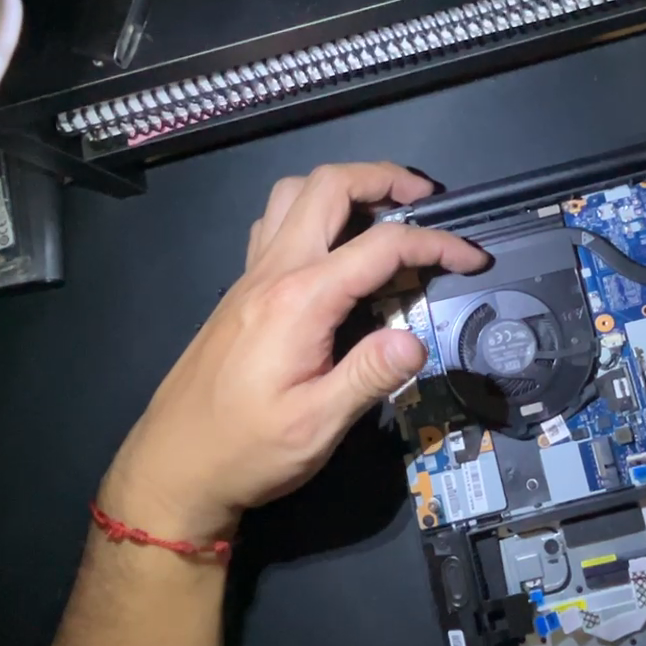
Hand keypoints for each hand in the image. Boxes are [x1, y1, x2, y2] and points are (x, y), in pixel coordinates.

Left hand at [99, 163, 487, 540]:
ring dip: (342, 187)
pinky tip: (330, 243)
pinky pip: (274, 222)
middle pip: (328, 186)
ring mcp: (252, 275)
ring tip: (380, 210)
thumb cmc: (246, 450)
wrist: (172, 467)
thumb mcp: (317, 425)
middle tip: (425, 198)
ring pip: (293, 194)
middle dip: (384, 178)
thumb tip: (417, 340)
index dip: (436, 244)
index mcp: (300, 300)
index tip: (472, 258)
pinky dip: (310, 211)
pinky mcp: (242, 289)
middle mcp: (274, 271)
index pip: (381, 246)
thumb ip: (370, 376)